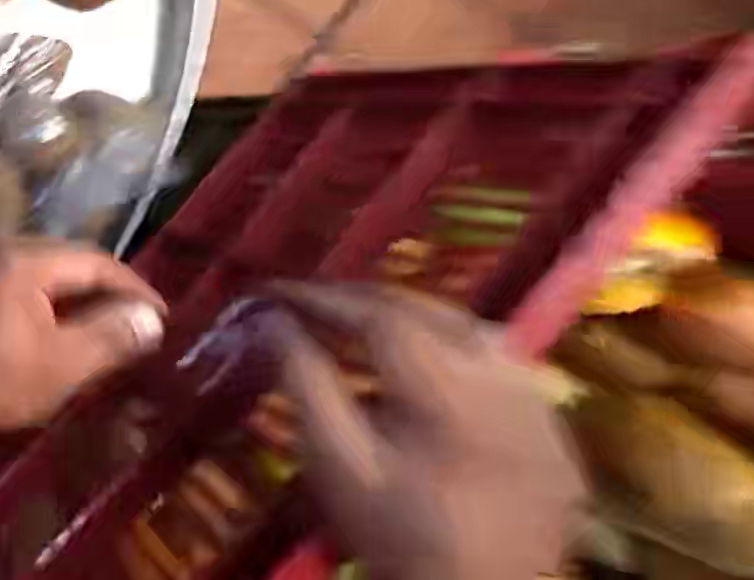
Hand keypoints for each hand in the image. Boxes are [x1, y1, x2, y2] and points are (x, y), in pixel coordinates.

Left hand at [0, 238, 164, 429]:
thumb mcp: (61, 363)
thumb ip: (109, 337)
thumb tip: (151, 317)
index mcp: (26, 260)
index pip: (94, 260)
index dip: (134, 287)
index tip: (163, 317)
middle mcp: (4, 248)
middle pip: (71, 257)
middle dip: (109, 287)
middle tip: (141, 323)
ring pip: (49, 268)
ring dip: (81, 293)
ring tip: (112, 326)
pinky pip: (28, 278)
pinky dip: (54, 297)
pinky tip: (66, 326)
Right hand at [271, 284, 584, 579]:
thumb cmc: (390, 530)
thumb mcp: (331, 454)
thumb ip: (301, 376)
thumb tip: (269, 316)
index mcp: (457, 409)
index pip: (383, 321)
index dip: (322, 298)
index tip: (273, 292)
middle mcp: (512, 403)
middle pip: (431, 315)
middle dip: (359, 297)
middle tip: (306, 298)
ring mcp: (545, 423)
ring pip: (472, 331)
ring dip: (405, 312)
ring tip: (352, 316)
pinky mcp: (554, 440)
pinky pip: (501, 364)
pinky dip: (446, 340)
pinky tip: (412, 352)